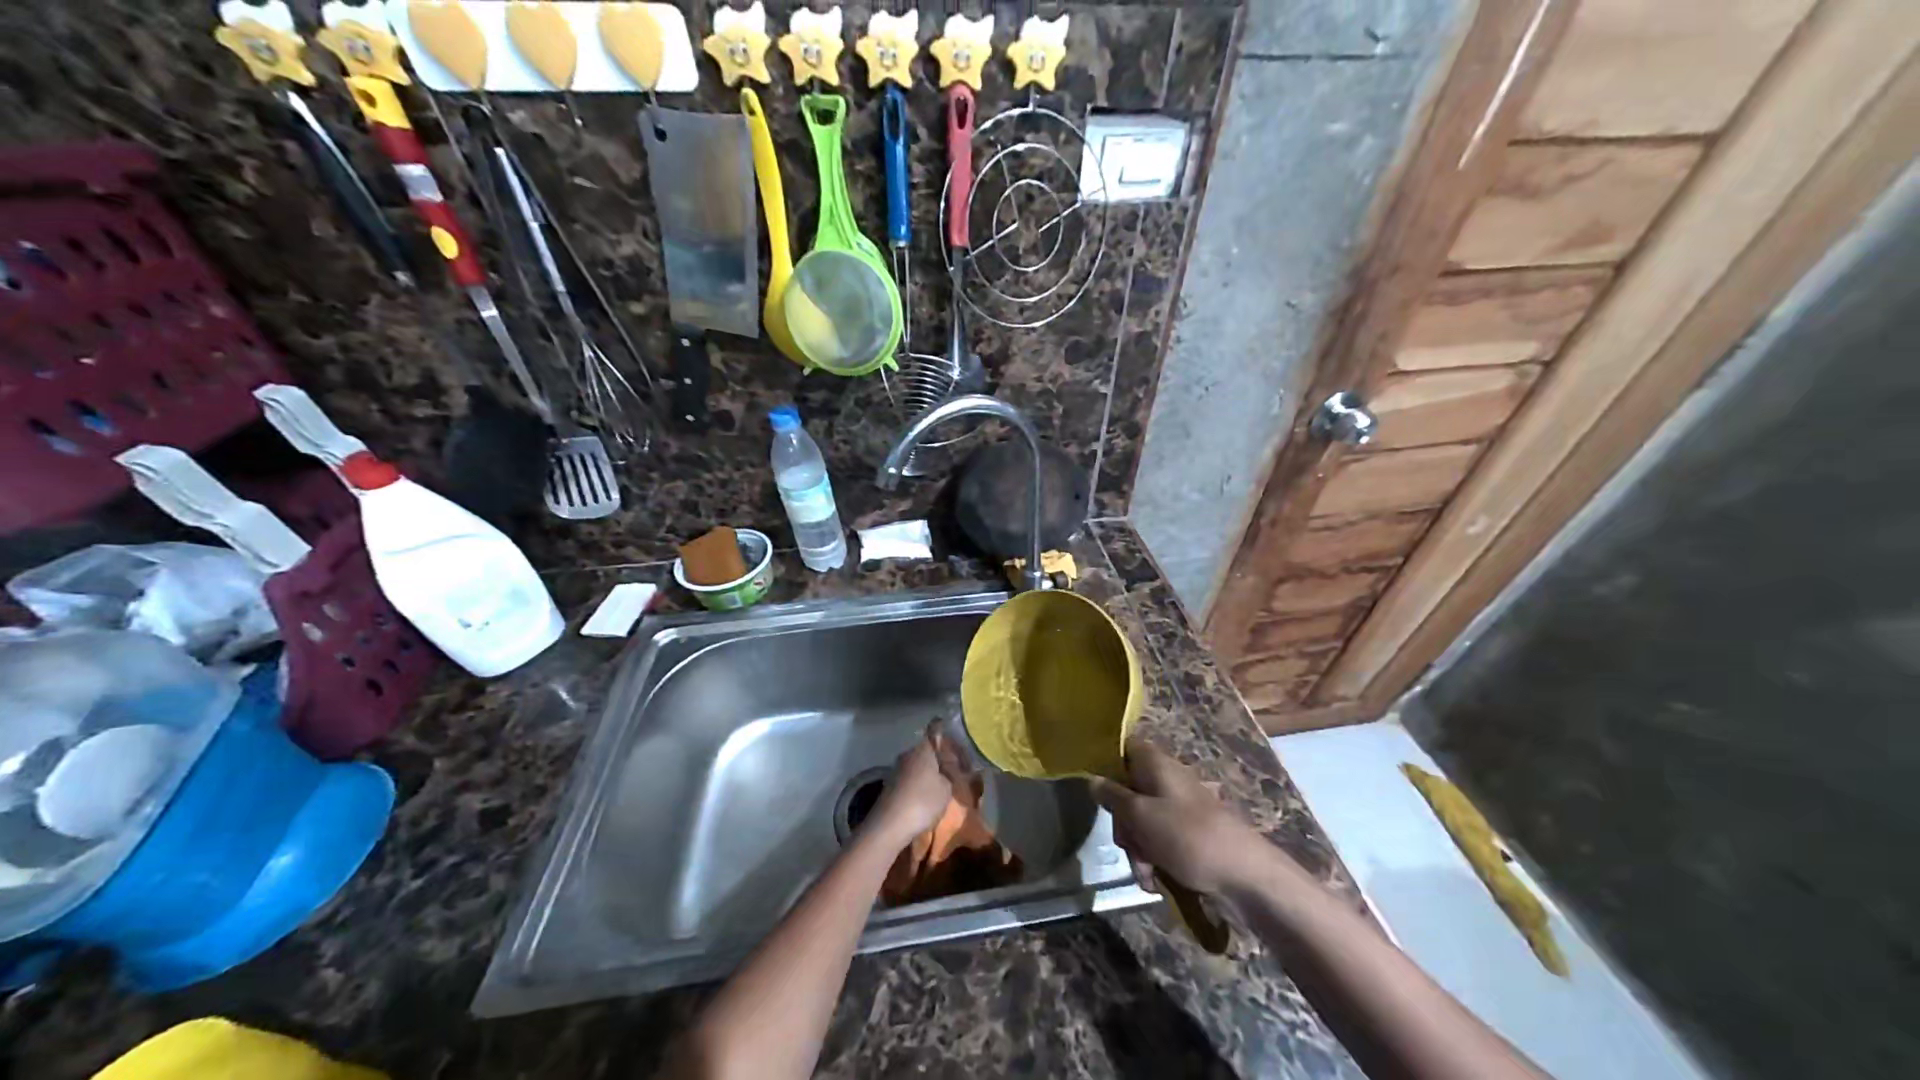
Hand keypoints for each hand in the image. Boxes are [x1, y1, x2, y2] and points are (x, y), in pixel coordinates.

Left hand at [866, 725, 961, 848]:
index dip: (946, 734)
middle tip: (954, 769)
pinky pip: (910, 779)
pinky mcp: (890, 785)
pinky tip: (926, 796)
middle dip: (938, 758)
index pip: (935, 730)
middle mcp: (907, 753)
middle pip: (926, 749)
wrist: (890, 825)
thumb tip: (946, 770)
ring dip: (928, 773)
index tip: (956, 744)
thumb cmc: (923, 801)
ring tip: (942, 786)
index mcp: (922, 748)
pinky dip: (918, 784)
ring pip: (917, 765)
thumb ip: (950, 775)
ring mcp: (896, 769)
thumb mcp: (947, 789)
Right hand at [1092, 740, 1262, 895]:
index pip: (1124, 747)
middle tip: (1128, 844)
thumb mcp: (1139, 815)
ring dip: (1138, 847)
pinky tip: (1156, 880)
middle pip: (1128, 790)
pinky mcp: (1190, 832)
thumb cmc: (1186, 836)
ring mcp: (1180, 806)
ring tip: (1146, 873)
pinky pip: (1161, 838)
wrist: (1244, 875)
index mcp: (1156, 763)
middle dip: (1124, 822)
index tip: (1098, 791)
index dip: (1107, 764)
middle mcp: (1168, 779)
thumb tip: (1092, 779)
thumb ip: (1112, 796)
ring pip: (1142, 819)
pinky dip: (1155, 857)